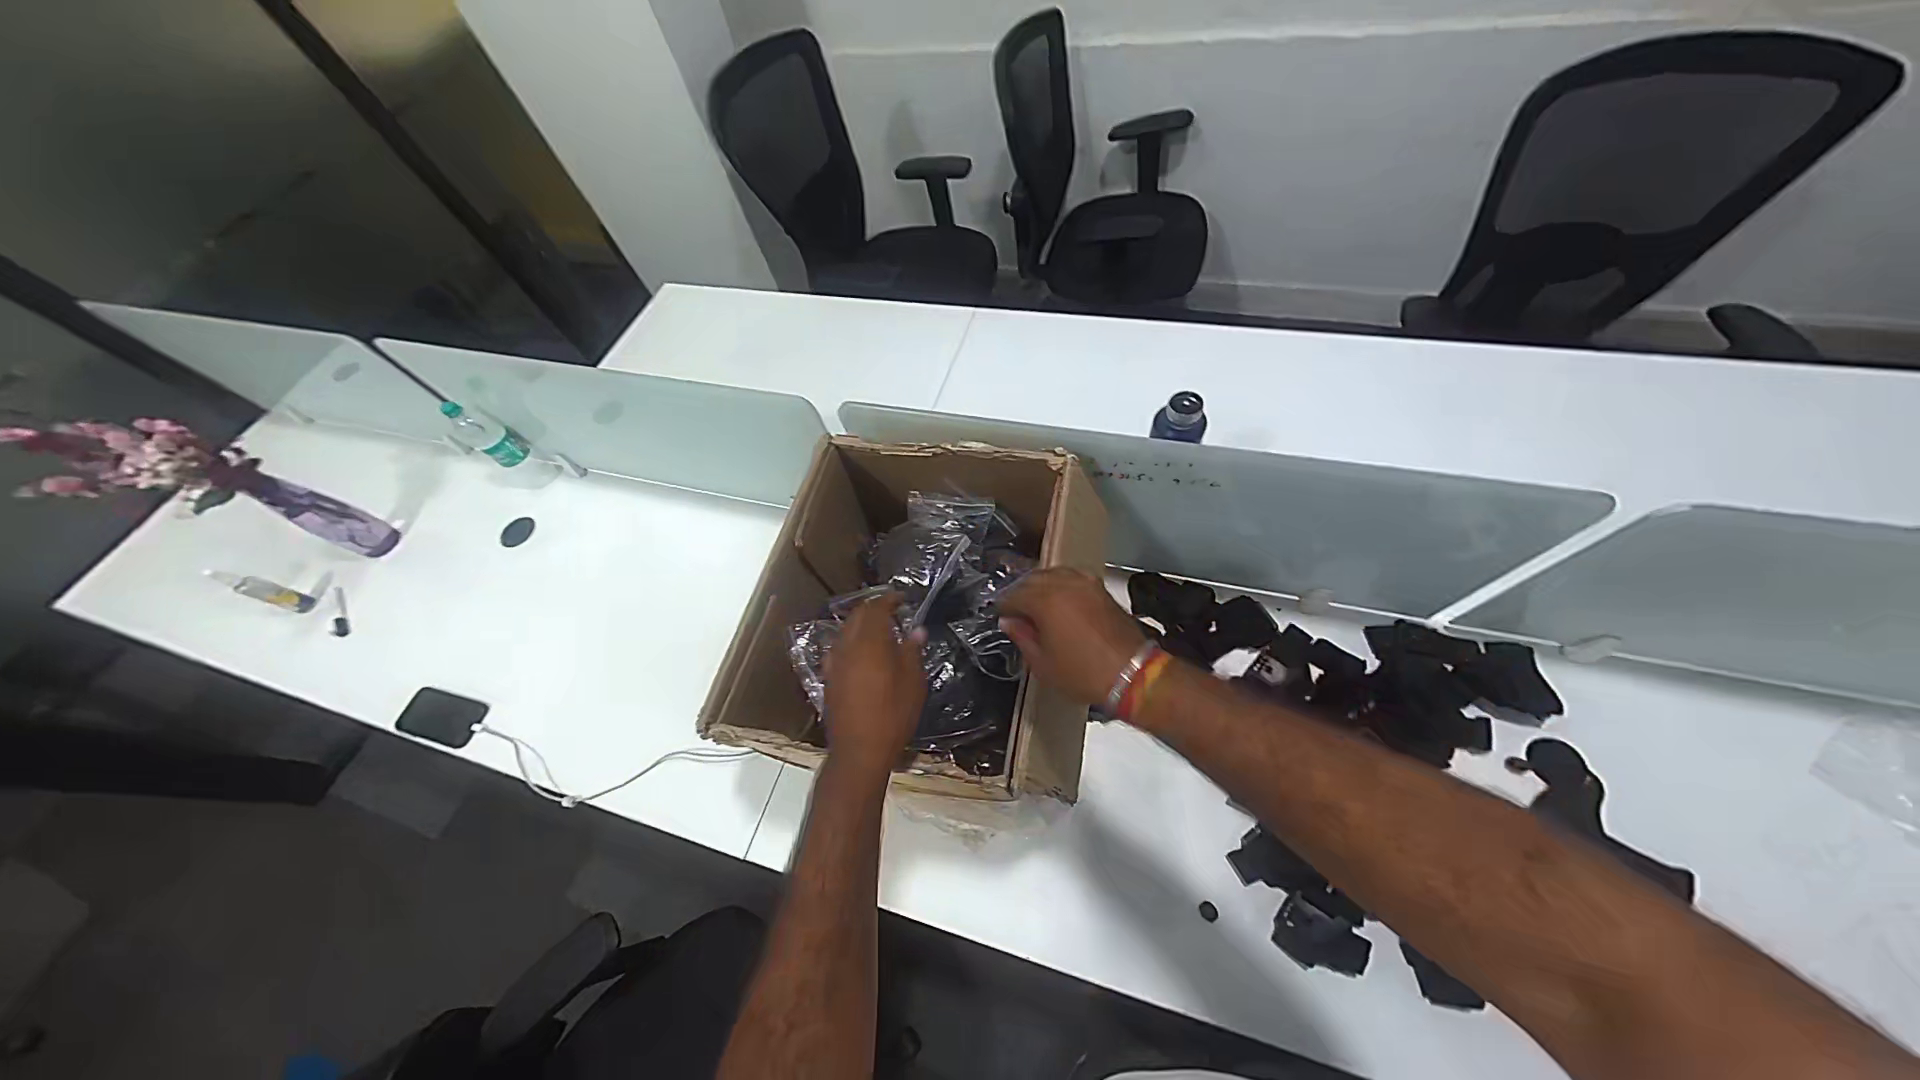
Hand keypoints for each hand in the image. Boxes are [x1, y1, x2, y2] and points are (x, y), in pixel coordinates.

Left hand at [823, 591, 925, 776]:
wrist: (859, 751)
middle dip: (873, 609)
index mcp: (870, 642)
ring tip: (879, 630)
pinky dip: (851, 643)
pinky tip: (861, 654)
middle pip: (856, 616)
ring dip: (860, 625)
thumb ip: (912, 652)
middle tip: (892, 611)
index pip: (876, 608)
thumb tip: (916, 631)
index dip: (889, 599)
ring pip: (845, 632)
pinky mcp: (828, 680)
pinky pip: (839, 650)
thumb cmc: (893, 715)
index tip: (902, 598)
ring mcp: (834, 664)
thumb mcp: (914, 683)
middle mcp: (847, 647)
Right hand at [996, 568, 1146, 707]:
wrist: (1132, 675)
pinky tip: (1060, 599)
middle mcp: (1065, 585)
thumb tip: (1011, 624)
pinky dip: (1062, 584)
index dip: (1003, 607)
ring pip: (1053, 573)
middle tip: (1015, 611)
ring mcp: (1085, 584)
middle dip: (1020, 593)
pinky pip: (1073, 577)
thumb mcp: (1043, 664)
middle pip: (1032, 579)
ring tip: (1036, 604)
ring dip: (1040, 585)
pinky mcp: (1100, 590)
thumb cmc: (1089, 673)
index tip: (1001, 615)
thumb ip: (1022, 637)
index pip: (1013, 595)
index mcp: (1045, 601)